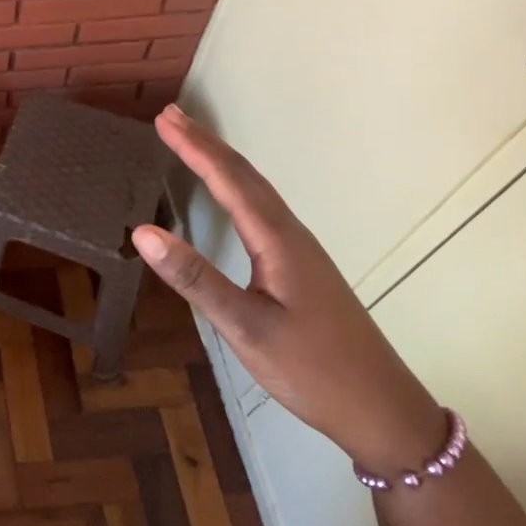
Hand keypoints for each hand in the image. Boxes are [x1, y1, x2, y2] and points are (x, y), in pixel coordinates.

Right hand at [133, 106, 446, 474]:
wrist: (383, 410)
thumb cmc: (312, 369)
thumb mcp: (245, 327)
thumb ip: (195, 278)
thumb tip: (142, 231)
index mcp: (277, 241)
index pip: (229, 180)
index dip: (193, 148)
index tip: (162, 120)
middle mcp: (291, 235)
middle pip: (245, 176)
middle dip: (206, 143)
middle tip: (170, 115)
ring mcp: (301, 251)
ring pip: (257, 190)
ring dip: (222, 161)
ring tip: (192, 141)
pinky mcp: (303, 268)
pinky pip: (264, 208)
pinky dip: (238, 186)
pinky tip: (232, 195)